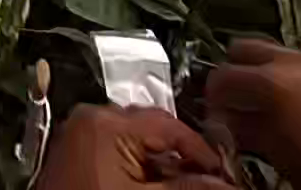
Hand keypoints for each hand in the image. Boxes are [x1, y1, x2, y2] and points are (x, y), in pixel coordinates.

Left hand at [37, 104, 231, 189]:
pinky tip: (152, 185)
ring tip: (182, 186)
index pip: (166, 123)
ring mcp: (81, 131)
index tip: (224, 175)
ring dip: (161, 162)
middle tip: (207, 183)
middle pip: (150, 127)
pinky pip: (114, 146)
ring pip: (134, 138)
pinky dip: (137, 164)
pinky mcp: (75, 148)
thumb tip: (225, 185)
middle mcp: (92, 117)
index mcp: (108, 124)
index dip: (199, 149)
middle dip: (181, 157)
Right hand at [204, 39, 300, 189]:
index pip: (221, 78)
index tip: (220, 130)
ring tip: (285, 126)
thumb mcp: (296, 173)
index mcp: (276, 83)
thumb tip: (232, 129)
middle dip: (238, 79)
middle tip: (243, 119)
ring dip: (273, 82)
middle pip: (245, 50)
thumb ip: (259, 142)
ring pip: (285, 58)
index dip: (213, 103)